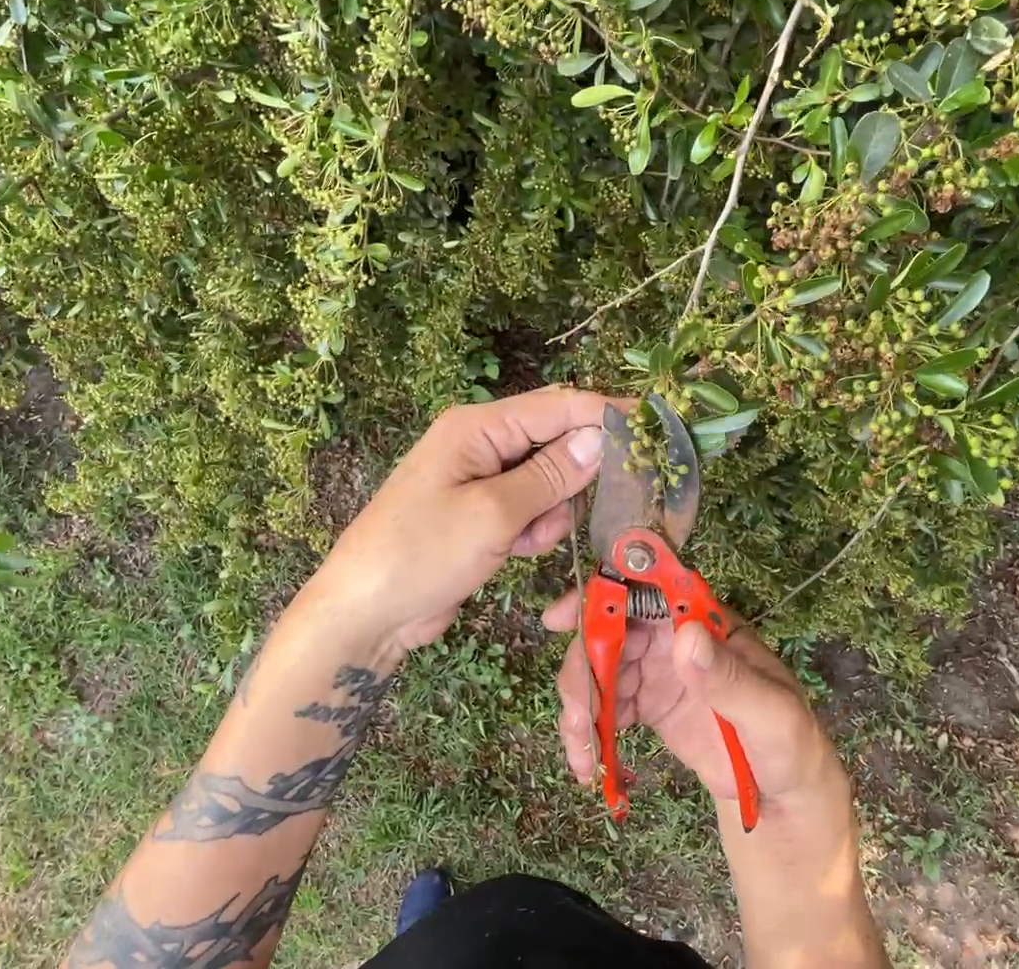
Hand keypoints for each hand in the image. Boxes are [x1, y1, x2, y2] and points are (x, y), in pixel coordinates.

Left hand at [309, 387, 614, 655]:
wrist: (367, 612)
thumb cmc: (422, 553)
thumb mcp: (493, 514)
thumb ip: (550, 476)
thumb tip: (600, 439)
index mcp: (476, 428)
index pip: (555, 407)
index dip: (603, 414)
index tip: (651, 426)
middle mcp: (479, 444)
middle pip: (553, 441)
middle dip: (575, 473)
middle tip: (596, 502)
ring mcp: (479, 480)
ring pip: (547, 481)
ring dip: (551, 511)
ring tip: (525, 540)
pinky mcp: (481, 514)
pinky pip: (528, 509)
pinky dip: (533, 528)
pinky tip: (514, 552)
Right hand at [543, 591, 842, 811]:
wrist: (784, 798)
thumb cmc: (791, 747)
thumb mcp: (773, 714)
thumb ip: (730, 678)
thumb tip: (684, 637)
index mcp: (705, 624)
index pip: (647, 591)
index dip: (602, 596)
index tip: (561, 618)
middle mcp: (674, 638)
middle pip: (608, 631)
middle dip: (582, 668)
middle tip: (578, 715)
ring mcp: (657, 671)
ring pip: (597, 669)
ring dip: (579, 705)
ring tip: (582, 753)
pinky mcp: (645, 705)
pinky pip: (602, 707)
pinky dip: (586, 732)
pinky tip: (587, 764)